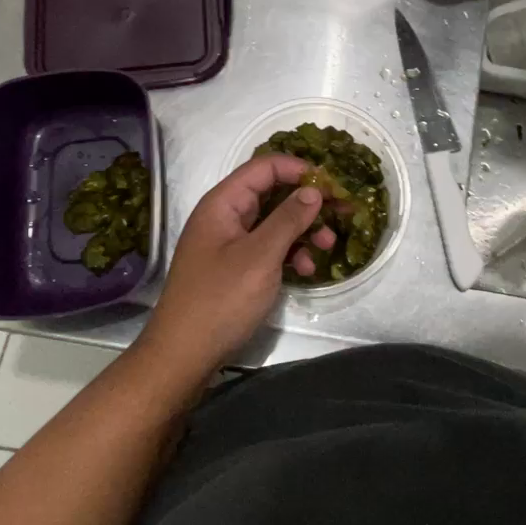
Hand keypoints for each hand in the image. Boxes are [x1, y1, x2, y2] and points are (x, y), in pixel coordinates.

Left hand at [140, 154, 336, 371]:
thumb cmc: (220, 300)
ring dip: (303, 230)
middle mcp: (225, 216)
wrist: (183, 357)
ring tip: (328, 245)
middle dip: (307, 201)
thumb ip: (288, 219)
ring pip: (273, 222)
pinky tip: (306, 270)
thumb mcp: (260, 257)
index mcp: (223, 203)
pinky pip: (268, 248)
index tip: (331, 184)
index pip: (264, 167)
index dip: (298, 169)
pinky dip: (289, 253)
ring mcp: (229, 243)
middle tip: (341, 212)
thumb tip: (314, 189)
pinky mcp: (235, 267)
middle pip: (272, 193)